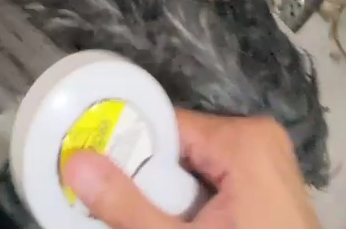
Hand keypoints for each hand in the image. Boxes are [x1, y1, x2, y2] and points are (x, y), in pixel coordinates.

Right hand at [63, 111, 319, 228]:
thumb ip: (127, 205)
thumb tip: (74, 163)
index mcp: (243, 138)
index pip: (164, 126)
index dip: (131, 152)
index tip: (104, 176)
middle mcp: (259, 136)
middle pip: (179, 145)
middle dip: (154, 180)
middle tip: (137, 210)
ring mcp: (269, 158)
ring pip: (195, 162)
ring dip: (173, 194)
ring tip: (164, 220)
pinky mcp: (271, 182)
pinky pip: (217, 176)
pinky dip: (197, 201)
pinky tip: (185, 222)